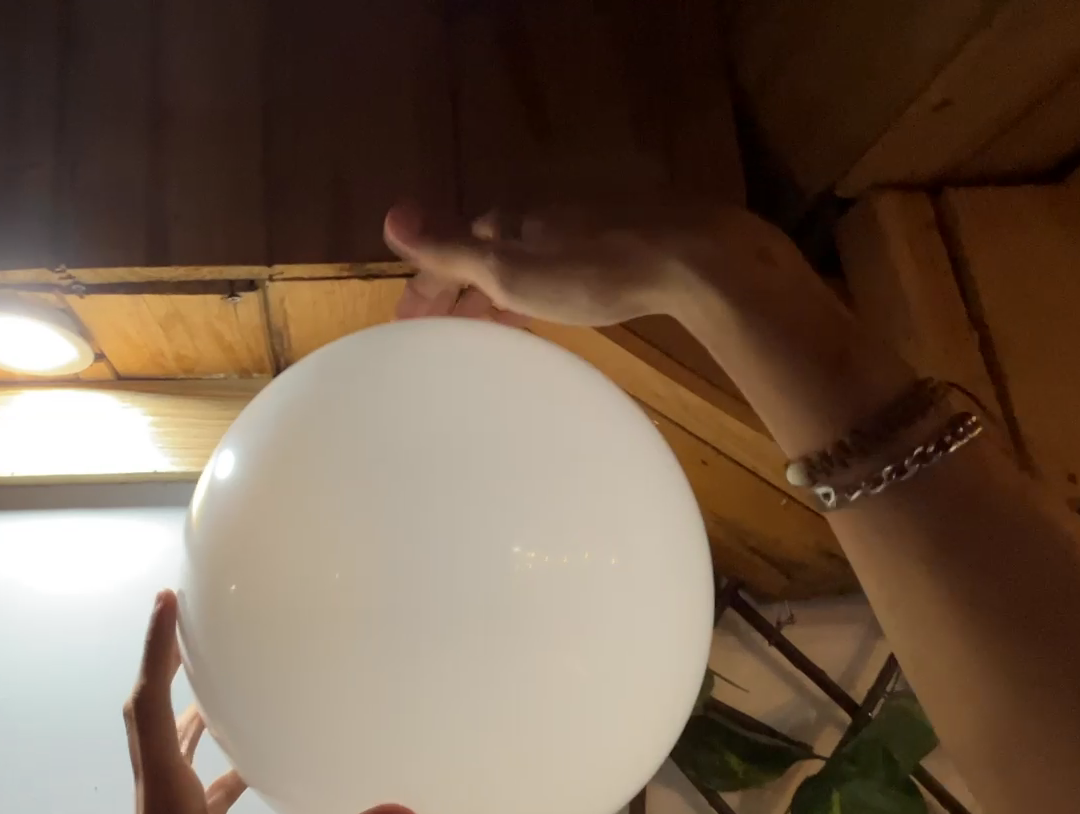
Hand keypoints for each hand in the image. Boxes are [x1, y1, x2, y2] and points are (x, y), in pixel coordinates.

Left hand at [97, 591, 421, 813]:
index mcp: (169, 804)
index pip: (150, 708)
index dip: (155, 651)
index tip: (166, 602)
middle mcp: (160, 805)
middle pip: (150, 717)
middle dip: (167, 665)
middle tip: (192, 624)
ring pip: (170, 752)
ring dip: (189, 713)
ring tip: (224, 680)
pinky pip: (196, 787)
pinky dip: (215, 764)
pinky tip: (253, 766)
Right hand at [384, 198, 781, 327]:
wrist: (690, 260)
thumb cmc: (592, 272)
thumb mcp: (510, 269)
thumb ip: (450, 248)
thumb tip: (389, 215)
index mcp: (505, 223)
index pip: (447, 256)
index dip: (424, 290)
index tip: (406, 324)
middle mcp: (534, 219)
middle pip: (479, 259)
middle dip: (453, 295)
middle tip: (435, 332)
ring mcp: (573, 230)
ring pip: (514, 266)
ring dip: (488, 298)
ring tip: (476, 331)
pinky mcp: (608, 245)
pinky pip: (546, 273)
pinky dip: (525, 295)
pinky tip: (533, 313)